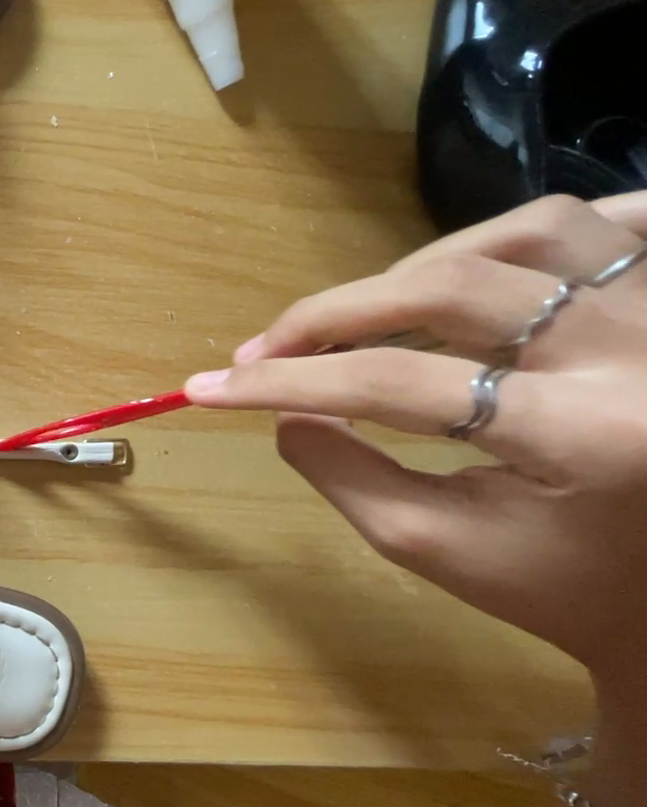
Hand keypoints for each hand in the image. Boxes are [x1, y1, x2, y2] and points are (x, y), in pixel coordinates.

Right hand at [183, 193, 646, 680]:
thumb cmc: (557, 584)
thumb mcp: (432, 544)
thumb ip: (343, 472)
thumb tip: (283, 407)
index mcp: (582, 437)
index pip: (392, 383)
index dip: (283, 380)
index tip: (204, 388)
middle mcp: (642, 357)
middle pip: (452, 289)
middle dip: (334, 313)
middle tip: (266, 348)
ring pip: (529, 236)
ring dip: (417, 267)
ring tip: (362, 313)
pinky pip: (618, 222)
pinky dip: (532, 235)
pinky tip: (478, 268)